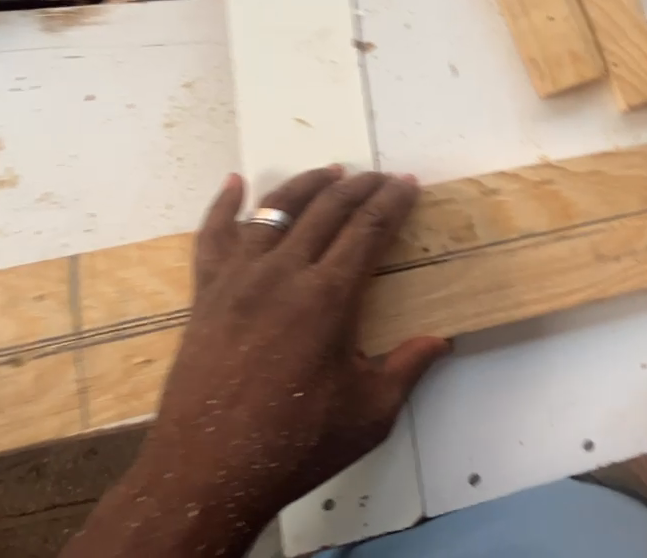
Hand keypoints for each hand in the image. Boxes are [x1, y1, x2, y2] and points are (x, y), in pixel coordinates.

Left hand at [67, 169, 448, 556]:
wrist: (206, 474)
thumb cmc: (294, 444)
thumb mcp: (370, 413)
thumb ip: (407, 368)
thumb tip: (441, 341)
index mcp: (328, 298)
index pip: (368, 228)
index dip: (392, 201)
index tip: (407, 184)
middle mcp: (283, 275)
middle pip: (326, 209)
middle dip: (359, 186)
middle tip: (379, 177)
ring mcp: (238, 281)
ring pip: (274, 211)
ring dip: (306, 184)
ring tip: (328, 172)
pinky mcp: (206, 296)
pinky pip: (212, 238)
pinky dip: (223, 206)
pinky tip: (234, 184)